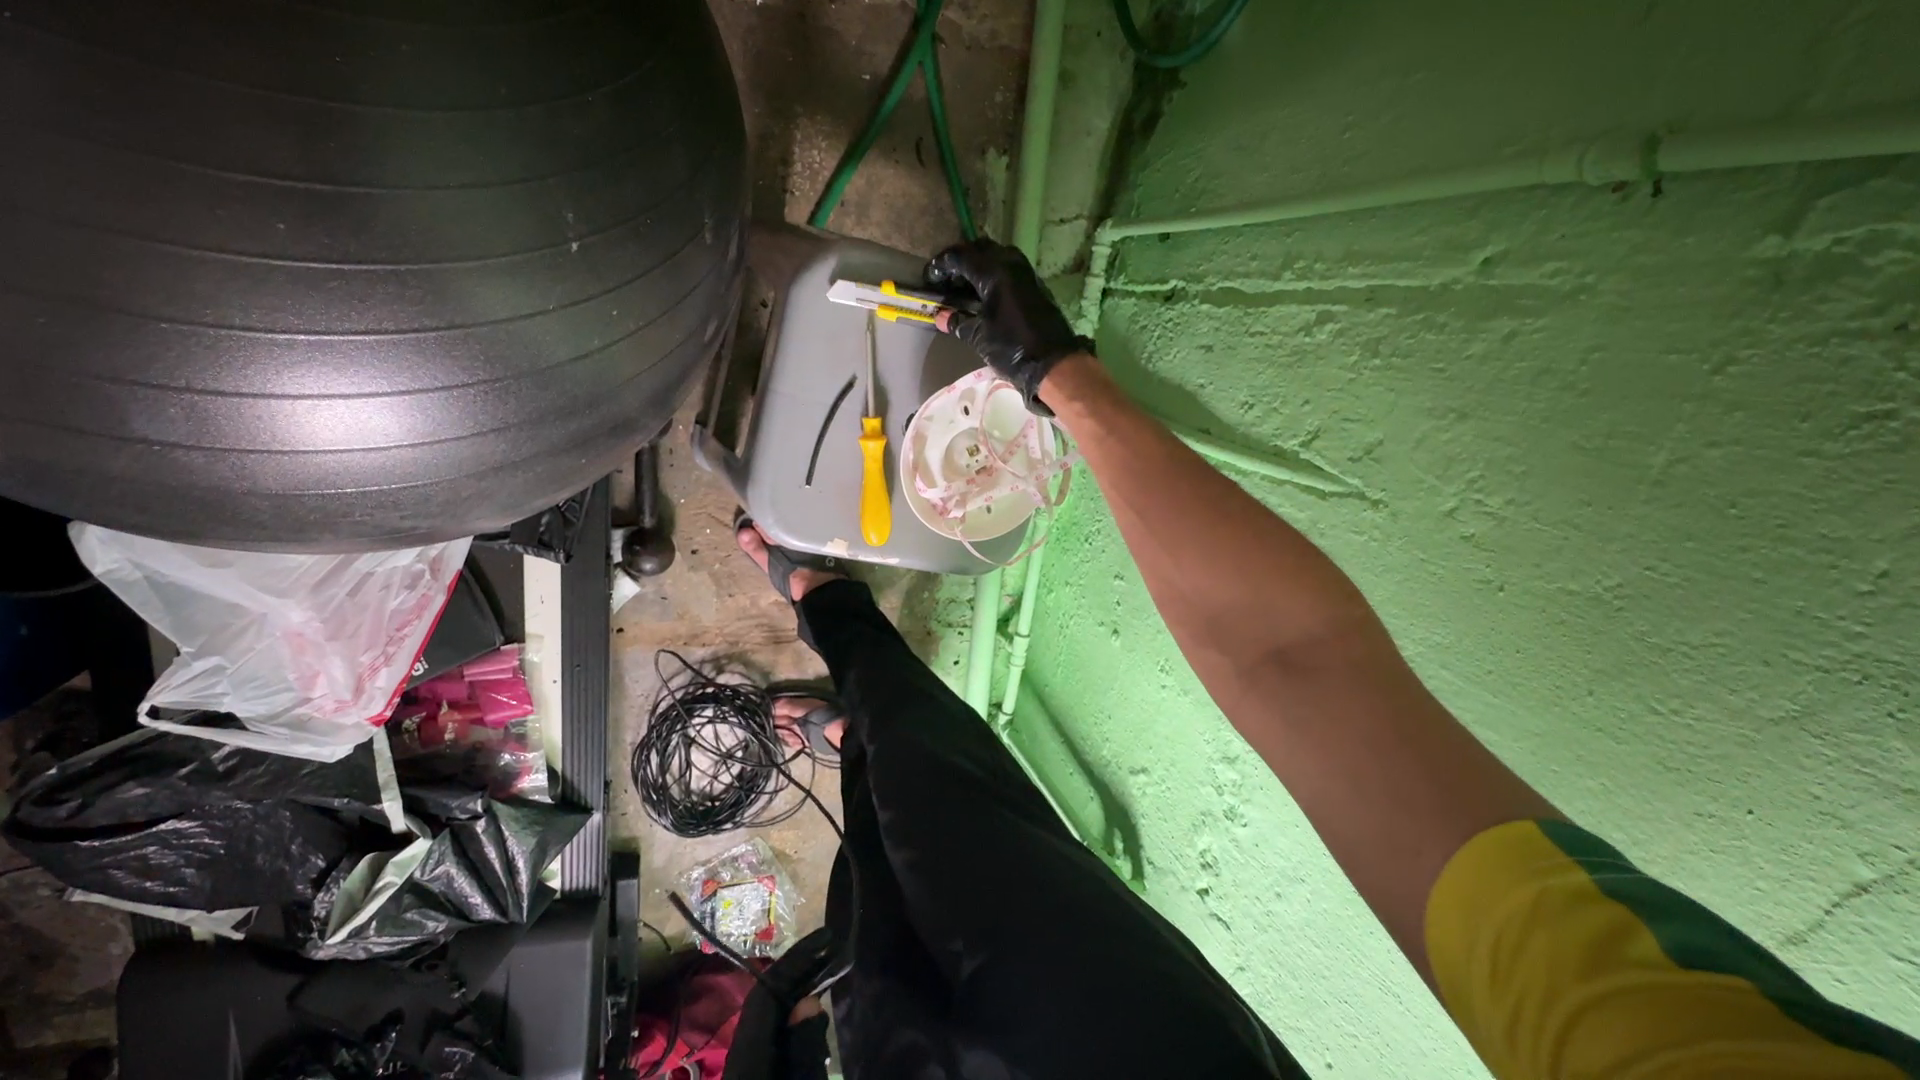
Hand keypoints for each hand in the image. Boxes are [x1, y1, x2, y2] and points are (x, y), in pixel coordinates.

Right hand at [925, 239, 1092, 415]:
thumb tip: (940, 316)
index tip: (929, 278)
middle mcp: (1010, 264)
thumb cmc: (1012, 348)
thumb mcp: (978, 336)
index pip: (960, 256)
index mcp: (993, 272)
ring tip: (963, 286)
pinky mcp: (1033, 283)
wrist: (1052, 362)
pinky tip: (983, 293)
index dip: (940, 265)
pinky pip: (1008, 267)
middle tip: (946, 279)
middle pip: (979, 249)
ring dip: (978, 265)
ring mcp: (1025, 272)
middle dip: (960, 260)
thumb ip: (958, 321)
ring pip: (996, 256)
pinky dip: (992, 274)